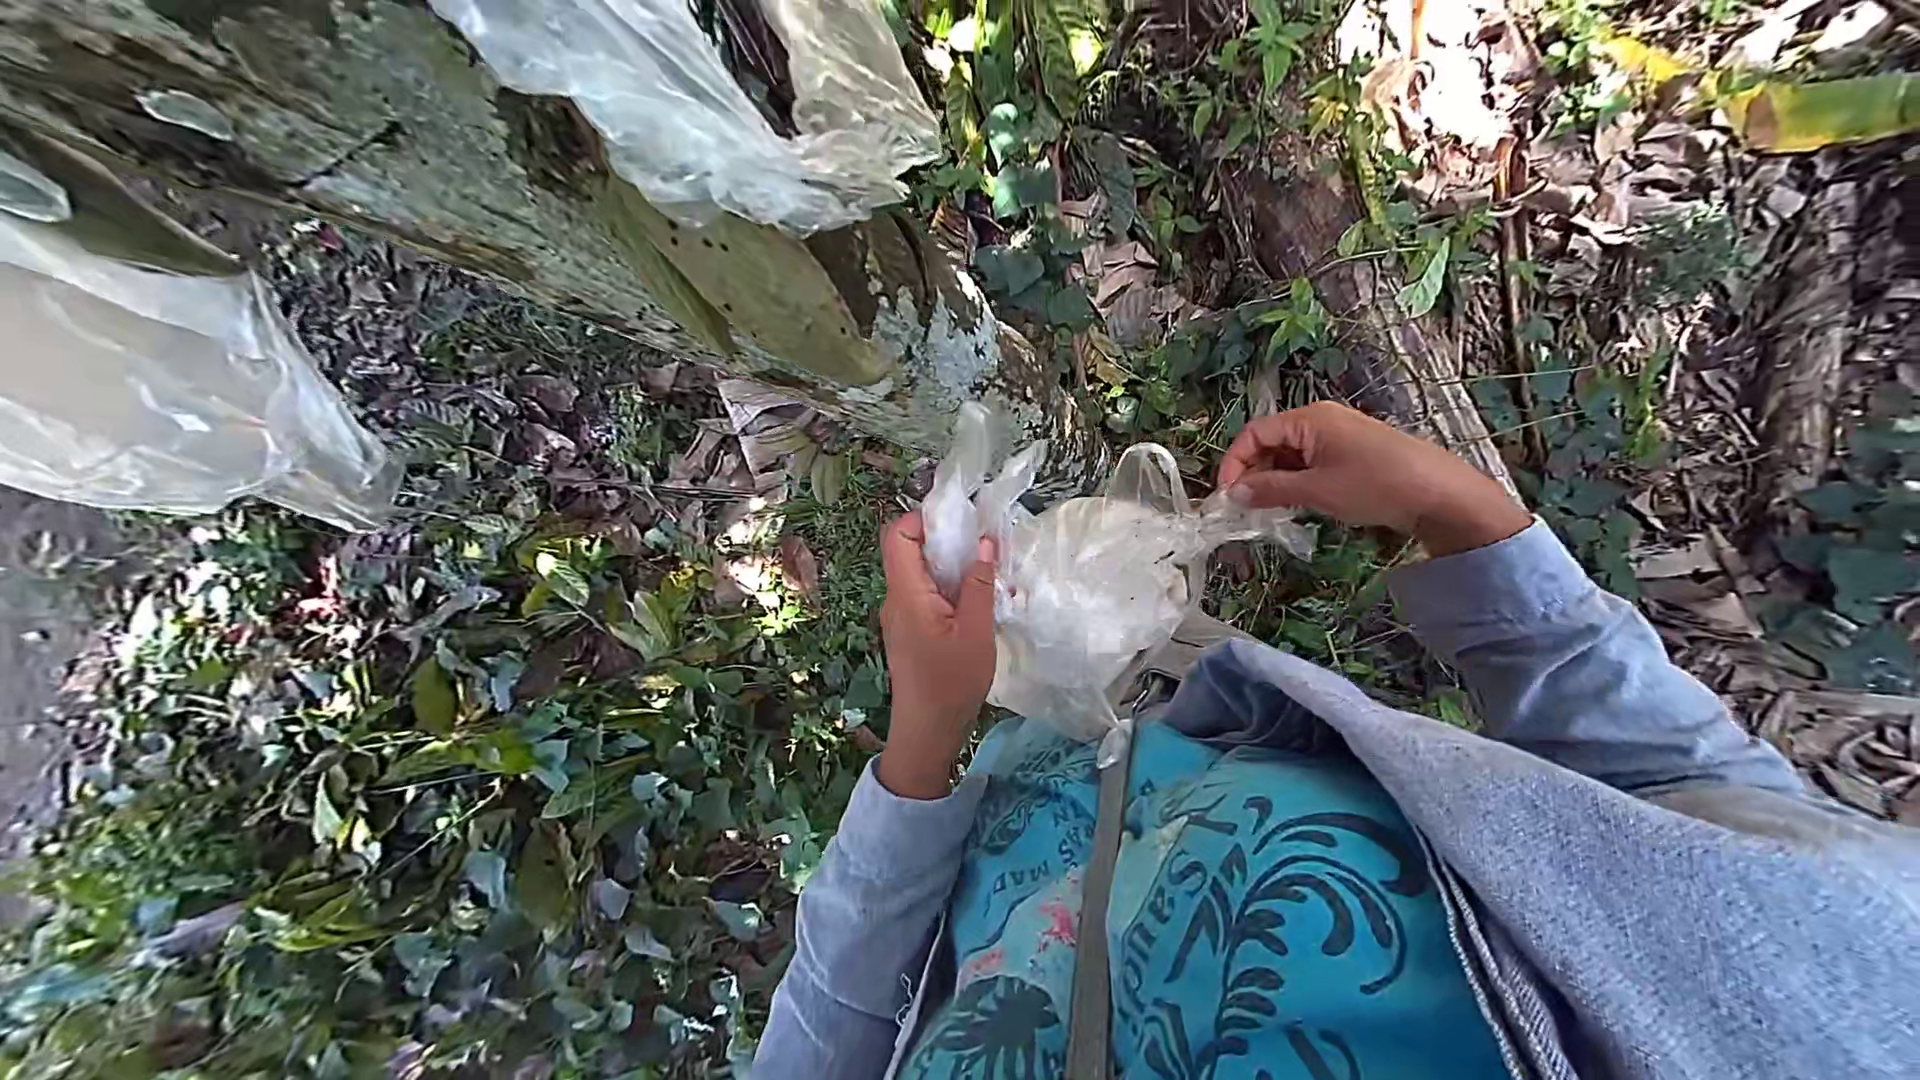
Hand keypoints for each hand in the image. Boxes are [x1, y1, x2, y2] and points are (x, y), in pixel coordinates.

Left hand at [876, 511, 996, 798]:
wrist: (927, 731)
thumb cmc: (951, 682)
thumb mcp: (975, 631)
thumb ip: (978, 584)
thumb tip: (985, 542)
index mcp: (906, 593)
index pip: (898, 536)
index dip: (923, 518)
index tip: (960, 518)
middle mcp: (896, 598)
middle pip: (908, 551)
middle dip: (943, 538)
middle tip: (980, 539)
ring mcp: (901, 614)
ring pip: (919, 572)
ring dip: (949, 563)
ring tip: (983, 564)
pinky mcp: (910, 628)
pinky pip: (924, 593)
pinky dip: (947, 585)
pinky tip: (974, 594)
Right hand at [1217, 401, 1530, 556]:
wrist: (1442, 496)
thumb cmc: (1374, 485)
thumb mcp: (1315, 490)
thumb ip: (1268, 489)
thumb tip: (1232, 493)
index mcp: (1309, 419)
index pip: (1253, 433)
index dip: (1234, 462)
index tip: (1226, 494)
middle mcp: (1320, 420)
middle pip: (1268, 442)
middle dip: (1252, 473)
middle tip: (1245, 506)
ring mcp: (1336, 436)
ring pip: (1287, 455)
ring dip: (1272, 480)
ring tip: (1268, 508)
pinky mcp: (1349, 453)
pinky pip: (1308, 463)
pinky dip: (1294, 481)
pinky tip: (1296, 503)